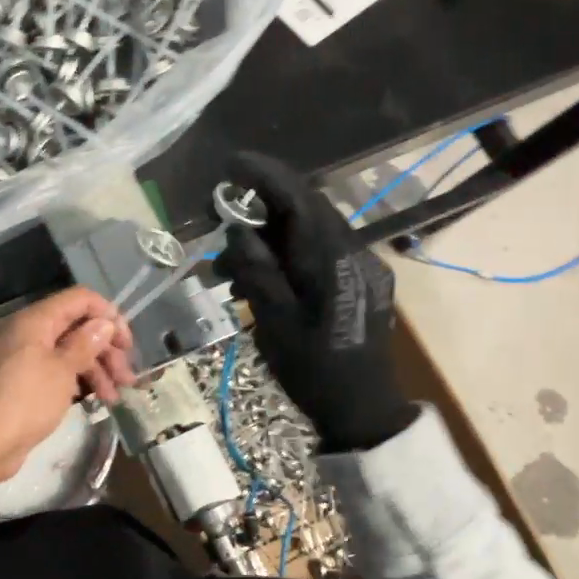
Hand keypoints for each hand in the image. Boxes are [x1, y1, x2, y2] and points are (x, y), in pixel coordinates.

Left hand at [0, 287, 135, 493]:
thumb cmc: (25, 402)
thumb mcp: (62, 370)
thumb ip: (85, 343)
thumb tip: (104, 322)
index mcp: (35, 321)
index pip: (79, 299)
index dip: (108, 314)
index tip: (127, 342)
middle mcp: (29, 333)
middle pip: (77, 327)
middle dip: (106, 348)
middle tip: (127, 376)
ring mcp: (26, 358)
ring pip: (70, 352)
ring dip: (97, 369)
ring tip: (117, 396)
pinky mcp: (26, 382)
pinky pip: (58, 371)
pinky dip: (79, 380)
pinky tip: (98, 399)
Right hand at [214, 152, 417, 453]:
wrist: (364, 413)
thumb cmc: (316, 372)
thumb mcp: (277, 323)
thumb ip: (257, 271)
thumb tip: (236, 230)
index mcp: (334, 259)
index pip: (299, 198)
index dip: (263, 175)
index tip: (228, 164)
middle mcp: (352, 253)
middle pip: (301, 213)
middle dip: (254, 214)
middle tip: (214, 224)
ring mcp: (357, 269)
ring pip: (304, 237)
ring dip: (262, 244)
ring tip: (222, 273)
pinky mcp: (354, 285)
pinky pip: (312, 258)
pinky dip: (280, 262)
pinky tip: (250, 286)